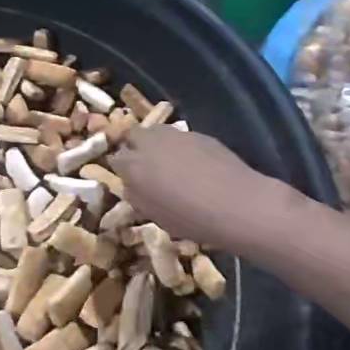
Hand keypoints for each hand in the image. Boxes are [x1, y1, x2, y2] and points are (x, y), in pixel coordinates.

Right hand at [110, 126, 297, 247]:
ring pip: (158, 132)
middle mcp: (150, 143)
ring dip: (158, 143)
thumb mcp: (154, 215)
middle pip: (134, 135)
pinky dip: (182, 147)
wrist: (234, 203)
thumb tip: (132, 185)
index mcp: (133, 165)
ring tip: (170, 162)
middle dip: (136, 146)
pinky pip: (182, 137)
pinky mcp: (200, 134)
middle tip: (146, 164)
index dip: (122, 168)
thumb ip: (137, 196)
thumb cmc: (189, 218)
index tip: (128, 178)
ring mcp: (176, 135)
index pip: (115, 158)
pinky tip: (195, 164)